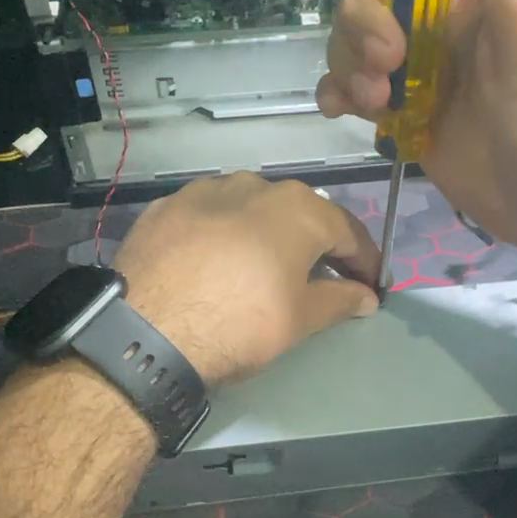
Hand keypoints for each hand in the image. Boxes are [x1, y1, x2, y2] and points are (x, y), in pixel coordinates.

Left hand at [111, 172, 380, 387]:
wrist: (146, 332)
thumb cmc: (240, 322)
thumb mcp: (300, 319)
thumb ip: (340, 300)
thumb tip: (366, 294)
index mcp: (298, 208)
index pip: (346, 230)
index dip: (363, 260)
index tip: (371, 286)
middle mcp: (254, 185)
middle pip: (298, 214)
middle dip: (315, 245)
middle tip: (321, 280)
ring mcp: (205, 191)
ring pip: (250, 210)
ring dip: (266, 235)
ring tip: (263, 270)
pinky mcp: (165, 207)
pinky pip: (209, 218)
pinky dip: (223, 237)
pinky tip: (216, 265)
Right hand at [316, 0, 516, 270]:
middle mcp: (449, 23)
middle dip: (363, 15)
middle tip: (387, 61)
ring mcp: (424, 71)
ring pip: (357, 38)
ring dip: (347, 58)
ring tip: (371, 100)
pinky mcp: (407, 114)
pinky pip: (355, 89)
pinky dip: (338, 93)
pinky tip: (341, 110)